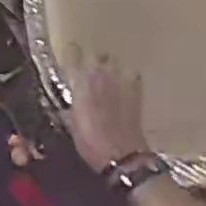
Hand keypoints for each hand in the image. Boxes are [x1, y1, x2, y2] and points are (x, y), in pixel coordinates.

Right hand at [66, 57, 149, 172]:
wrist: (120, 155)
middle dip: (95, 61)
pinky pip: (132, 73)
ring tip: (112, 79)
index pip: (73, 50)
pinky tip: (128, 86)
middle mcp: (97, 72)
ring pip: (114, 60)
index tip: (73, 58)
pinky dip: (129, 77)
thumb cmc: (90, 141)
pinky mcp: (134, 88)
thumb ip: (71, 102)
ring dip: (111, 68)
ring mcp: (117, 78)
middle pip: (95, 53)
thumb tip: (71, 97)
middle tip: (94, 74)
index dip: (73, 53)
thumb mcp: (72, 121)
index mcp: (78, 78)